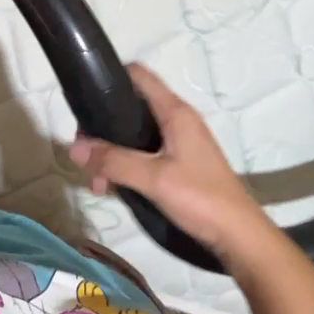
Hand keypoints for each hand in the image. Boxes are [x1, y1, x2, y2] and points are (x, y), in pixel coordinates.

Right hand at [69, 65, 269, 255]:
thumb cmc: (201, 198)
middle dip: (103, 126)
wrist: (240, 238)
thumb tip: (73, 148)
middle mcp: (178, 120)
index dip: (111, 76)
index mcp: (175, 112)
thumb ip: (113, 161)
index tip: (84, 95)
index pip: (139, 75)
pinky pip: (144, 154)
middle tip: (84, 150)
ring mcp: (180, 143)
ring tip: (96, 181)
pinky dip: (126, 165)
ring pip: (134, 135)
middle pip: (130, 107)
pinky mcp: (180, 164)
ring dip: (112, 152)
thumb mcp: (153, 178)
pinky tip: (112, 188)